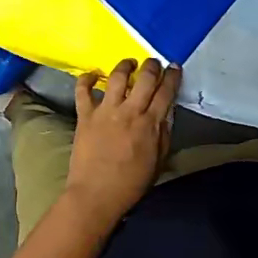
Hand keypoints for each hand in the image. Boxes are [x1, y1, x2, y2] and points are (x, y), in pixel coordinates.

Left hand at [62, 59, 181, 222]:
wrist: (96, 195)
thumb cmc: (131, 184)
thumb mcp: (158, 161)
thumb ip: (163, 135)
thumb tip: (165, 114)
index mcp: (149, 124)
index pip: (165, 92)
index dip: (172, 76)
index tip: (174, 67)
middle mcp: (128, 111)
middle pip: (144, 78)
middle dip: (151, 66)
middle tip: (153, 62)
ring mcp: (105, 111)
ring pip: (116, 77)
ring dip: (124, 66)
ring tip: (129, 63)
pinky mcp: (85, 115)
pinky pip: (82, 90)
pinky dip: (86, 78)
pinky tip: (93, 74)